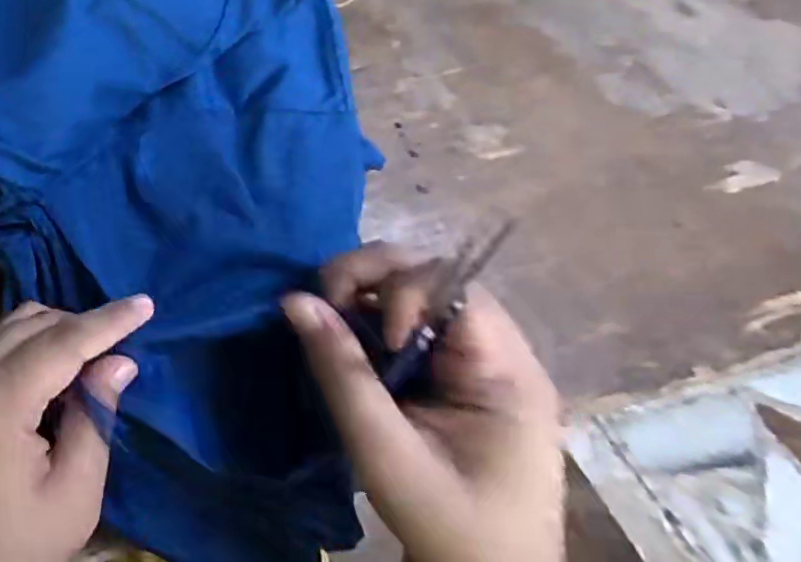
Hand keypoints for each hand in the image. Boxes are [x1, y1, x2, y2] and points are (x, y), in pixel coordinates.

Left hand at [0, 295, 154, 561]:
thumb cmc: (16, 540)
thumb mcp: (73, 494)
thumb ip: (95, 418)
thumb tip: (119, 361)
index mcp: (2, 395)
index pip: (65, 340)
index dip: (109, 320)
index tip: (145, 302)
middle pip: (42, 321)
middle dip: (87, 326)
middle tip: (125, 347)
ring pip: (23, 321)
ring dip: (62, 328)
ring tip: (97, 358)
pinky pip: (7, 336)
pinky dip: (40, 338)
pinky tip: (62, 367)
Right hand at [282, 244, 563, 561]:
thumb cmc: (447, 525)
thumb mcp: (385, 451)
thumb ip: (341, 370)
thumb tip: (294, 298)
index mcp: (507, 372)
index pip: (452, 284)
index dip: (400, 290)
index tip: (376, 339)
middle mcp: (499, 353)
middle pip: (431, 276)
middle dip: (370, 278)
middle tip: (331, 308)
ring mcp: (478, 361)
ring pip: (415, 290)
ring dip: (365, 294)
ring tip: (338, 326)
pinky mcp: (455, 372)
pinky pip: (409, 317)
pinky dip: (369, 316)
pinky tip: (352, 341)